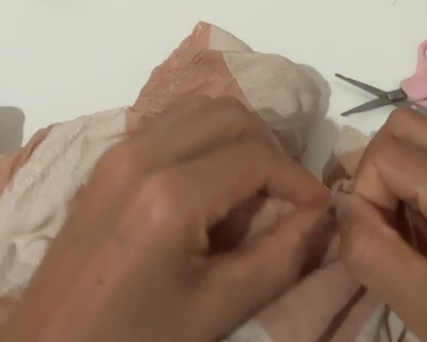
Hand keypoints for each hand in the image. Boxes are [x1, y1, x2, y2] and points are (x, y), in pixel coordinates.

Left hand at [0, 96, 333, 341]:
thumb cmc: (135, 339)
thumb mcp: (214, 310)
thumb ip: (277, 258)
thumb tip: (320, 216)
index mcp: (171, 192)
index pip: (255, 157)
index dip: (298, 179)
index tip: (320, 210)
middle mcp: (143, 152)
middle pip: (227, 112)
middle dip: (267, 147)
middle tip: (285, 197)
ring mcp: (119, 150)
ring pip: (196, 108)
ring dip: (233, 137)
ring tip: (251, 190)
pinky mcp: (106, 159)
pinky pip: (167, 124)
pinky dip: (200, 138)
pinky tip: (209, 186)